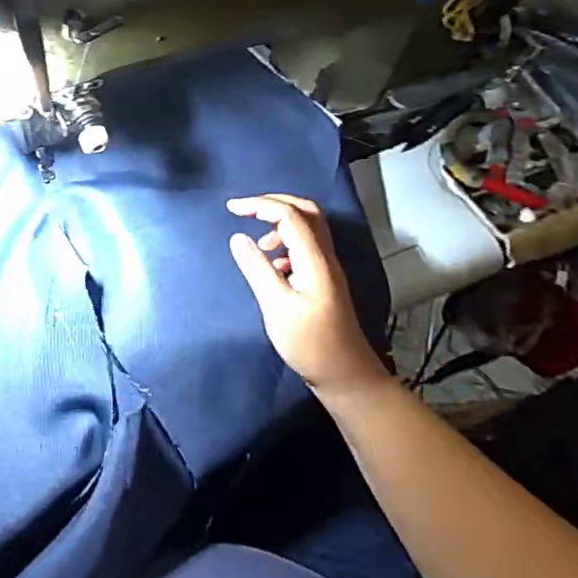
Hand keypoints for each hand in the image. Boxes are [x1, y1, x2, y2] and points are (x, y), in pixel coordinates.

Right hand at [227, 194, 389, 398]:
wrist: (345, 374)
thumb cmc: (310, 343)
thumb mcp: (277, 307)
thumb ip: (257, 269)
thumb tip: (238, 238)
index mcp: (314, 259)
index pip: (289, 215)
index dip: (260, 204)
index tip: (232, 208)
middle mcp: (325, 256)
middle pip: (305, 210)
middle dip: (273, 203)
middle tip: (246, 209)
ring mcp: (326, 267)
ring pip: (307, 227)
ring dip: (279, 224)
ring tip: (258, 244)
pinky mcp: (323, 279)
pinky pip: (305, 246)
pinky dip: (284, 243)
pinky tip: (272, 265)